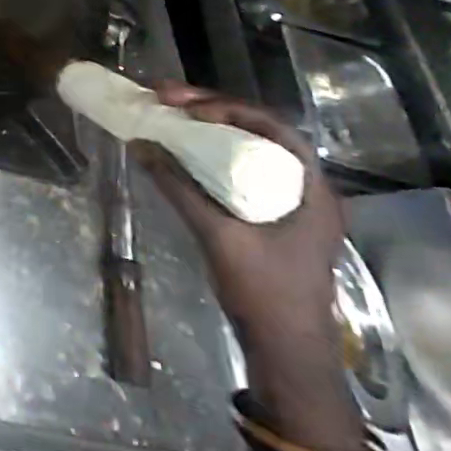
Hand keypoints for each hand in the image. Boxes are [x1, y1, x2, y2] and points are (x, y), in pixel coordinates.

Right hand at [135, 82, 342, 331]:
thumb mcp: (218, 235)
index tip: (187, 107)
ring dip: (207, 129)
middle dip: (210, 111)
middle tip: (165, 98)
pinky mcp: (270, 216)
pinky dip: (210, 153)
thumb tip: (140, 143)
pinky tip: (182, 149)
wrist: (286, 352)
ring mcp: (289, 202)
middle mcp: (305, 188)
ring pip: (247, 148)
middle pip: (257, 132)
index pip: (273, 127)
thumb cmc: (264, 291)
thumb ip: (179, 187)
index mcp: (311, 189)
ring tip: (168, 114)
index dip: (228, 109)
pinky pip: (240, 169)